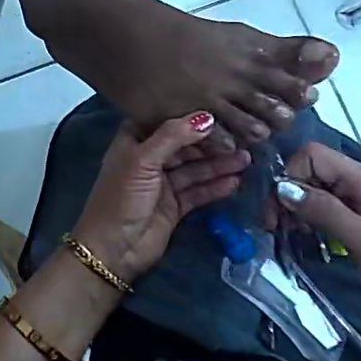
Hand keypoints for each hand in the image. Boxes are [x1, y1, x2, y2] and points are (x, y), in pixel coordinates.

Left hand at [72, 112, 250, 279]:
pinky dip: (215, 186)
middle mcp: (148, 159)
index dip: (188, 116)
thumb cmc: (122, 198)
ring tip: (246, 159)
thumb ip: (173, 136)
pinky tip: (235, 181)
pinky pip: (198, 191)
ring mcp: (162, 183)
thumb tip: (206, 118)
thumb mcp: (142, 160)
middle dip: (210, 143)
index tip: (219, 110)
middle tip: (241, 138)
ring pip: (195, 168)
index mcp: (133, 142)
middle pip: (184, 145)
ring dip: (218, 164)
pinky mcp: (174, 206)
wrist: (113, 250)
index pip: (164, 121)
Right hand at [268, 143, 360, 325]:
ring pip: (315, 189)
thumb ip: (327, 213)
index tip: (278, 213)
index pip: (313, 155)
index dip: (289, 176)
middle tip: (276, 230)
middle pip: (310, 170)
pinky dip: (309, 220)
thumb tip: (284, 188)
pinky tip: (305, 240)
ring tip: (289, 237)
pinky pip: (326, 207)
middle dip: (287, 194)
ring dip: (295, 209)